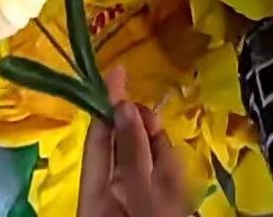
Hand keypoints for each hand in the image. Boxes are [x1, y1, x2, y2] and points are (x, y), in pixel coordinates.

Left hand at [79, 66, 188, 216]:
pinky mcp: (154, 204)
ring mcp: (132, 197)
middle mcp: (111, 188)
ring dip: (162, 155)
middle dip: (144, 129)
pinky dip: (171, 174)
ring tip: (170, 179)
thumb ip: (132, 151)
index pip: (99, 135)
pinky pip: (162, 175)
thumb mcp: (141, 192)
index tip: (119, 70)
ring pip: (149, 155)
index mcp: (96, 187)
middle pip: (126, 141)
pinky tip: (176, 190)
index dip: (108, 101)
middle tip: (157, 127)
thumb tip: (124, 105)